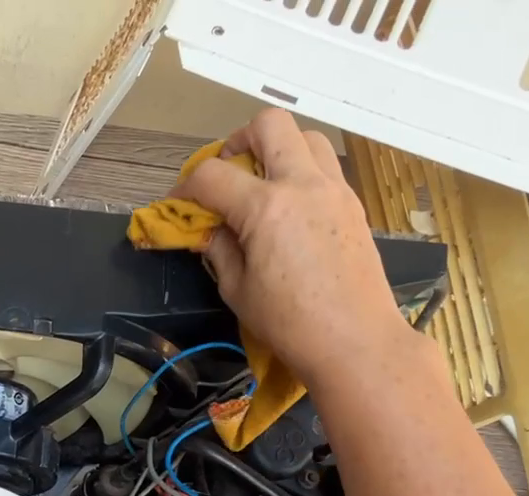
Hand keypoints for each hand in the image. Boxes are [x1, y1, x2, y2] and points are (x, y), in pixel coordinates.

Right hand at [174, 109, 420, 388]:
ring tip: (258, 185)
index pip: (213, 175)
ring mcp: (333, 189)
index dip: (185, 186)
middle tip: (224, 173)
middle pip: (268, 125)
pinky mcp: (351, 202)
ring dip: (276, 149)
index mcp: (266, 209)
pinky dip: (299, 171)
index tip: (176, 204)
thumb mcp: (236, 289)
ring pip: (304, 136)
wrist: (352, 336)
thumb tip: (210, 231)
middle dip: (237, 142)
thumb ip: (220, 249)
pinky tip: (286, 207)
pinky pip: (323, 165)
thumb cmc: (287, 321)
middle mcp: (302, 185)